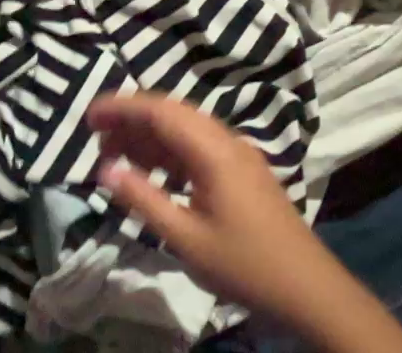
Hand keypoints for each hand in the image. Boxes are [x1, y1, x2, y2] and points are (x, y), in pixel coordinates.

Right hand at [88, 95, 329, 319]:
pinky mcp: (242, 172)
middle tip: (96, 137)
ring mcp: (237, 155)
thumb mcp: (186, 239)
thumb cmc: (246, 266)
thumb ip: (143, 199)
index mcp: (213, 151)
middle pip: (171, 112)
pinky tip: (151, 172)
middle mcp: (226, 142)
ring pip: (184, 128)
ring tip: (114, 154)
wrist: (312, 293)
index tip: (88, 116)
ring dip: (148, 135)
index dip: (121, 108)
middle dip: (130, 118)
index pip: (159, 110)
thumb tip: (104, 169)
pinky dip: (168, 151)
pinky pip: (197, 146)